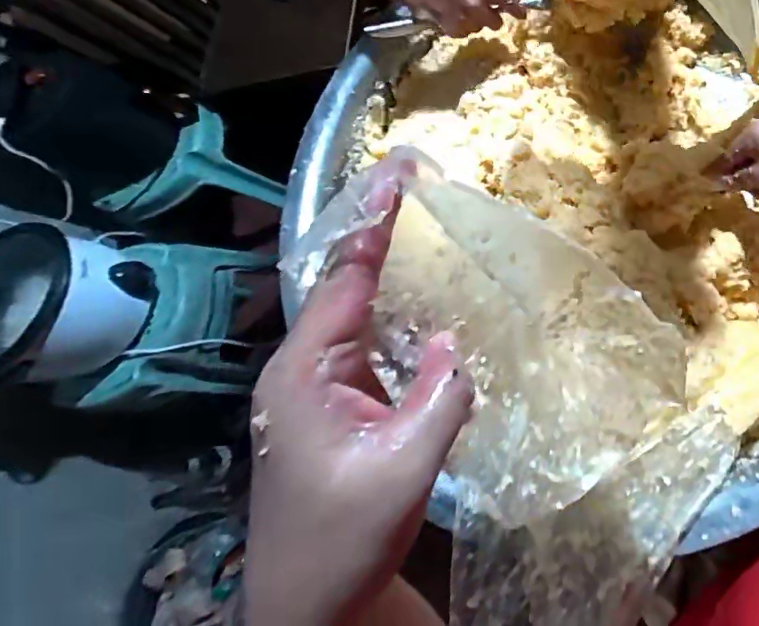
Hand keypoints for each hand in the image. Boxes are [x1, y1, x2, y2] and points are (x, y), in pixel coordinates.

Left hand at [243, 167, 472, 625]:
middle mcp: (305, 362)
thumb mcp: (402, 471)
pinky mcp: (336, 396)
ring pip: (355, 302)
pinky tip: (422, 286)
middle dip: (379, 225)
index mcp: (305, 369)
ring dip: (387, 257)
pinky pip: (367, 331)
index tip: (400, 175)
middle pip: (345, 278)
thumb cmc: (344, 539)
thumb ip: (438, 399)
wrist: (307, 605)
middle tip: (414, 178)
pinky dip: (393, 299)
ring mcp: (318, 379)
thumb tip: (453, 339)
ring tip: (422, 215)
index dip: (375, 223)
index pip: (346, 277)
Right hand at [397, 0, 518, 35]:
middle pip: (496, 23)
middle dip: (491, 19)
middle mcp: (478, 4)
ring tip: (459, 11)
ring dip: (473, 23)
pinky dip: (459, 27)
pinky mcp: (453, 29)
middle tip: (481, 12)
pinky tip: (451, 16)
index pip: (508, 2)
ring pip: (479, 29)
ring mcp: (465, 18)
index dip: (516, 10)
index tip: (522, 16)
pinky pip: (464, 34)